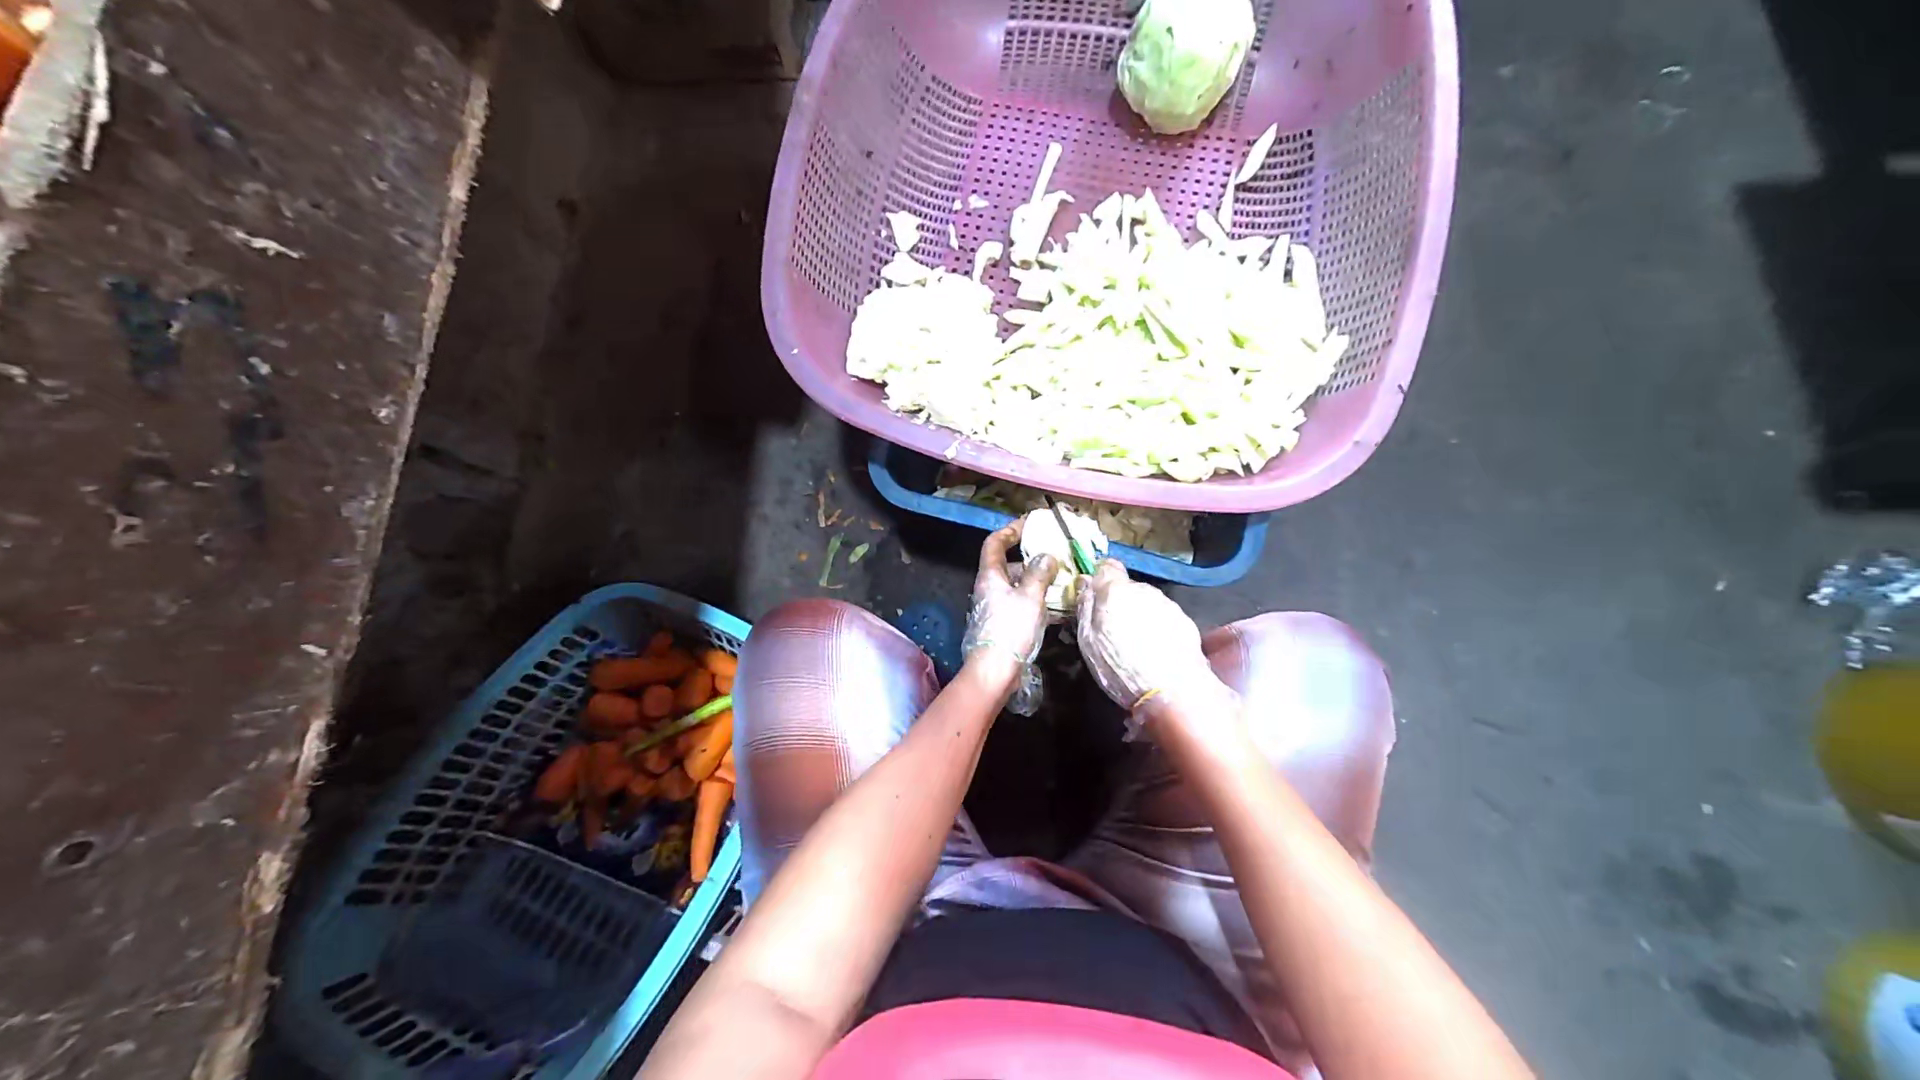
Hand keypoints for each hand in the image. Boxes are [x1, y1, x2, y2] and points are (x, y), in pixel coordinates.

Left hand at [963, 521, 1057, 669]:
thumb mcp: (1029, 597)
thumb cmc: (1010, 629)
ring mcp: (996, 607)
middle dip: (1031, 558)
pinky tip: (1060, 607)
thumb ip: (1039, 573)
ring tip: (1064, 580)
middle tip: (1055, 555)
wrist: (995, 671)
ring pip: (1018, 586)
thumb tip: (1046, 556)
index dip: (1010, 530)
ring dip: (1039, 581)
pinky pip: (1023, 605)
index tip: (1029, 524)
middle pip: (1008, 564)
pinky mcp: (1004, 625)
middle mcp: (990, 589)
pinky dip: (1040, 602)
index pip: (994, 543)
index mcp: (990, 576)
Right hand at [1075, 560, 1228, 715]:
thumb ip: (1086, 607)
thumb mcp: (1088, 640)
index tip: (1094, 595)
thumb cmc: (1121, 666)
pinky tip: (1155, 649)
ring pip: (1146, 601)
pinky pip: (1163, 616)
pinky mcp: (1184, 620)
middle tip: (1112, 628)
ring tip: (1136, 643)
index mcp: (1116, 591)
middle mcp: (1143, 590)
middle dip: (1118, 601)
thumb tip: (1084, 582)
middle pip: (1127, 587)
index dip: (1099, 578)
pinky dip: (1156, 626)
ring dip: (1138, 614)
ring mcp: (1167, 604)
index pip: (1106, 568)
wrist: (1172, 690)